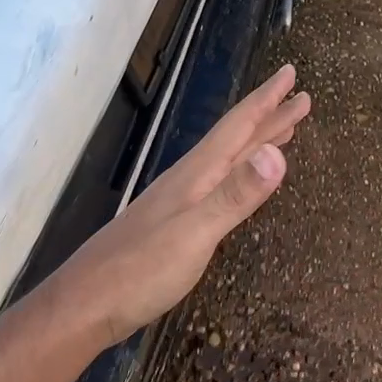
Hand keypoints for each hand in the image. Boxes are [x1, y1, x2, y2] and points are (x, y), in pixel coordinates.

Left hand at [63, 64, 310, 342]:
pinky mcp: (175, 225)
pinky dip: (240, 171)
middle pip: (236, 139)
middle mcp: (189, 180)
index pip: (238, 128)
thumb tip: (277, 153)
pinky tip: (239, 179)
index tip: (291, 74)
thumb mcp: (195, 233)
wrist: (83, 307)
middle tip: (298, 95)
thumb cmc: (140, 271)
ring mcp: (180, 202)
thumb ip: (236, 194)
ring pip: (227, 159)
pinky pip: (219, 183)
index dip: (266, 101)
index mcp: (196, 175)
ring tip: (282, 129)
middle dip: (268, 115)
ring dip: (256, 140)